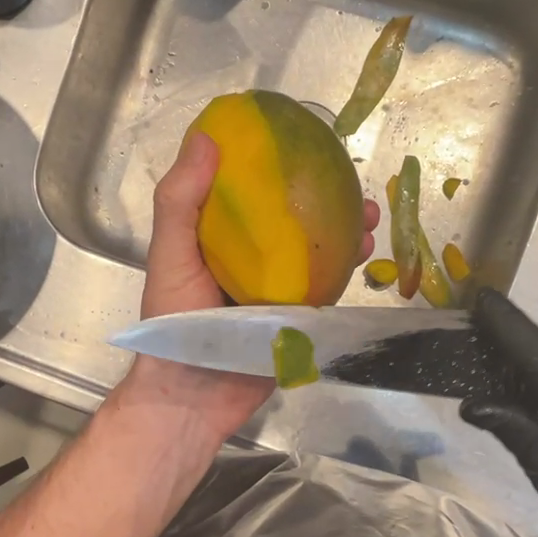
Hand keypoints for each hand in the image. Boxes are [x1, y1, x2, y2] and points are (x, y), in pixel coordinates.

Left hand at [122, 132, 378, 445]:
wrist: (191, 396)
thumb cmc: (172, 321)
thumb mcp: (170, 253)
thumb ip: (180, 201)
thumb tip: (205, 139)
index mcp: (217, 238)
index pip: (248, 191)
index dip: (274, 164)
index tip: (298, 141)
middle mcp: (249, 258)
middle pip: (291, 218)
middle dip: (323, 196)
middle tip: (348, 179)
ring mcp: (275, 289)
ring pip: (315, 250)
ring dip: (343, 229)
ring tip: (368, 215)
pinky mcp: (295, 318)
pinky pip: (326, 288)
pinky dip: (346, 269)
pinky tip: (363, 254)